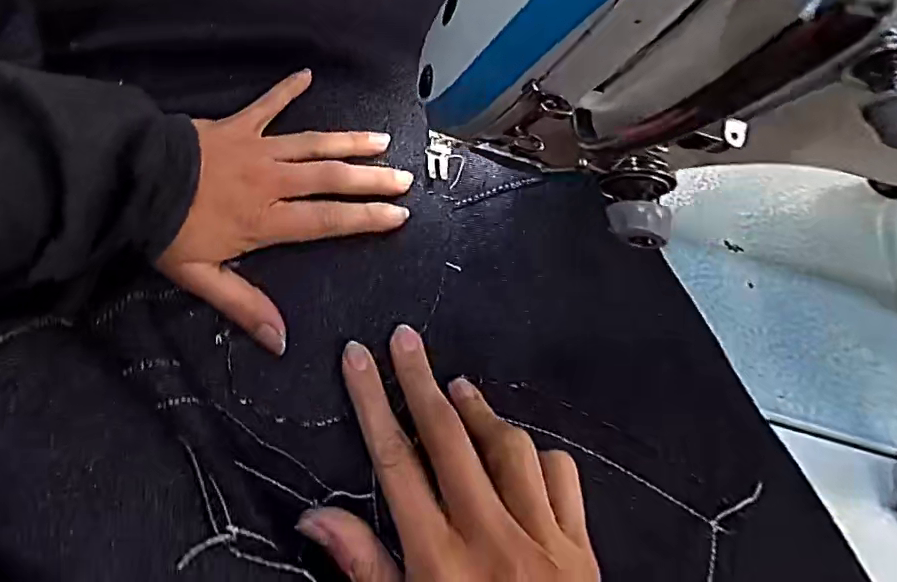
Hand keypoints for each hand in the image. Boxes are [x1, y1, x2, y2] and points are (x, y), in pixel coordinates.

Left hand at [157, 70, 411, 355]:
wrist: (135, 180)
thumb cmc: (168, 231)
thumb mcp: (201, 277)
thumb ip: (243, 305)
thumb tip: (280, 342)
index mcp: (266, 219)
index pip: (328, 219)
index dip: (366, 218)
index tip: (399, 214)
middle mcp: (273, 181)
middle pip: (332, 178)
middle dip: (372, 179)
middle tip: (404, 178)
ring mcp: (260, 148)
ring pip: (314, 143)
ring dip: (349, 141)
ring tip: (381, 139)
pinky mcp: (241, 125)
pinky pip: (269, 104)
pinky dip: (288, 89)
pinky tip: (307, 73)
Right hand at [297, 325, 599, 580]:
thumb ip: (365, 571)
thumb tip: (314, 518)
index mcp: (440, 563)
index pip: (394, 461)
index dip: (372, 400)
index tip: (358, 355)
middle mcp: (490, 539)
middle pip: (447, 436)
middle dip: (420, 378)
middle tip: (405, 338)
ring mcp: (541, 541)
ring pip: (507, 446)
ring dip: (479, 410)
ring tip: (458, 389)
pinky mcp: (581, 549)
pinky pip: (562, 478)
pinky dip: (539, 457)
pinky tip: (521, 453)